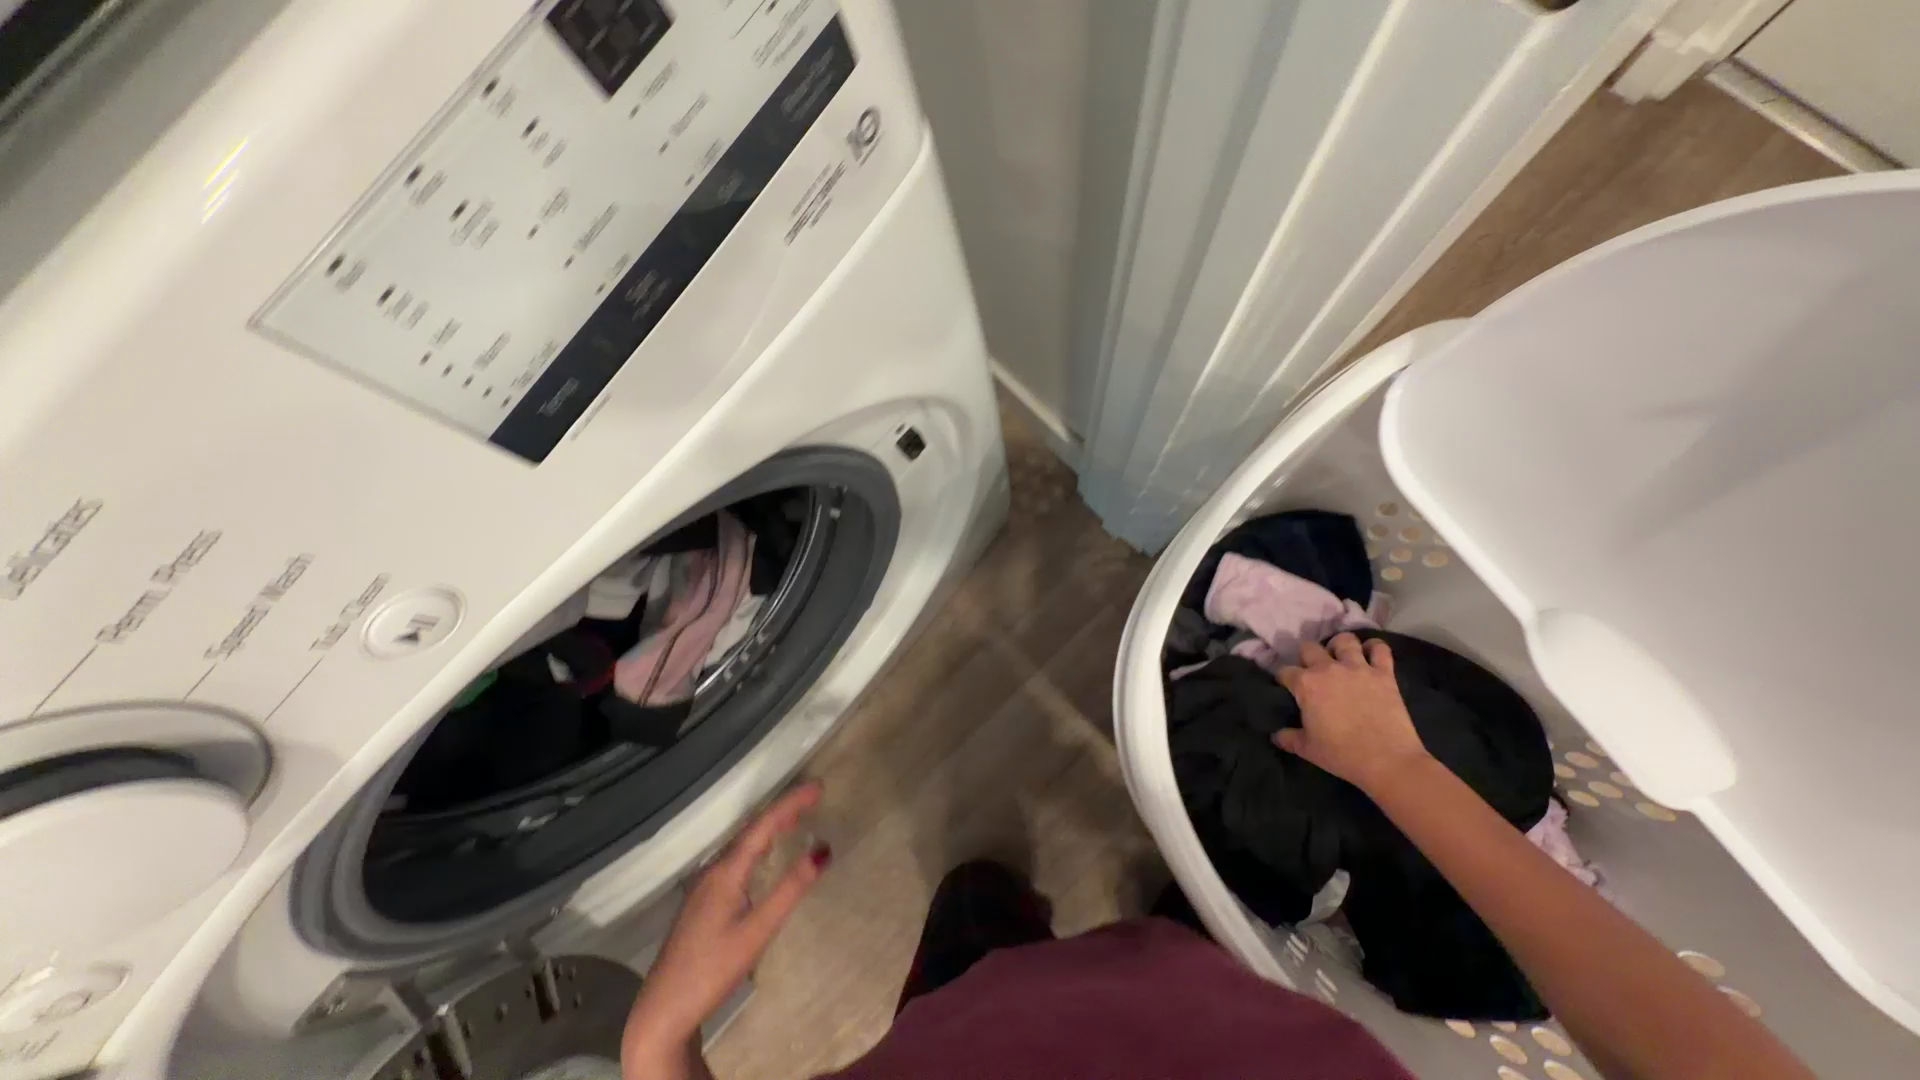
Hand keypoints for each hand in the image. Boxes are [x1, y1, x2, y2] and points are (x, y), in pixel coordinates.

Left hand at [623, 782, 829, 1060]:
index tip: (818, 787)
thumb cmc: (712, 969)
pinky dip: (756, 846)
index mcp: (725, 872)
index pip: (763, 826)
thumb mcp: (757, 931)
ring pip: (741, 844)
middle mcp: (712, 870)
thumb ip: (790, 890)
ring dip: (769, 827)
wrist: (664, 1009)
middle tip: (813, 797)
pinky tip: (764, 855)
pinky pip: (734, 859)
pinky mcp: (702, 902)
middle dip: (782, 810)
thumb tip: (822, 850)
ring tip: (795, 817)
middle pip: (751, 830)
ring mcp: (703, 886)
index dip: (791, 803)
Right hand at [1274, 633, 1430, 794]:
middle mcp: (1329, 669)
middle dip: (1306, 656)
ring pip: (1344, 640)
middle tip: (1311, 670)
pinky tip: (1370, 654)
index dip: (1283, 678)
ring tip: (1339, 657)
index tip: (1286, 686)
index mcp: (1306, 684)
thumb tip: (1276, 735)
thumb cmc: (1341, 754)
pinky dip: (1374, 648)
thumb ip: (1288, 738)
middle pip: (1310, 647)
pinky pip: (1380, 649)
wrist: (1387, 760)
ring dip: (1339, 645)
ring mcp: (1358, 668)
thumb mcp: (1308, 749)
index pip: (1285, 671)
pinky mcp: (1384, 674)